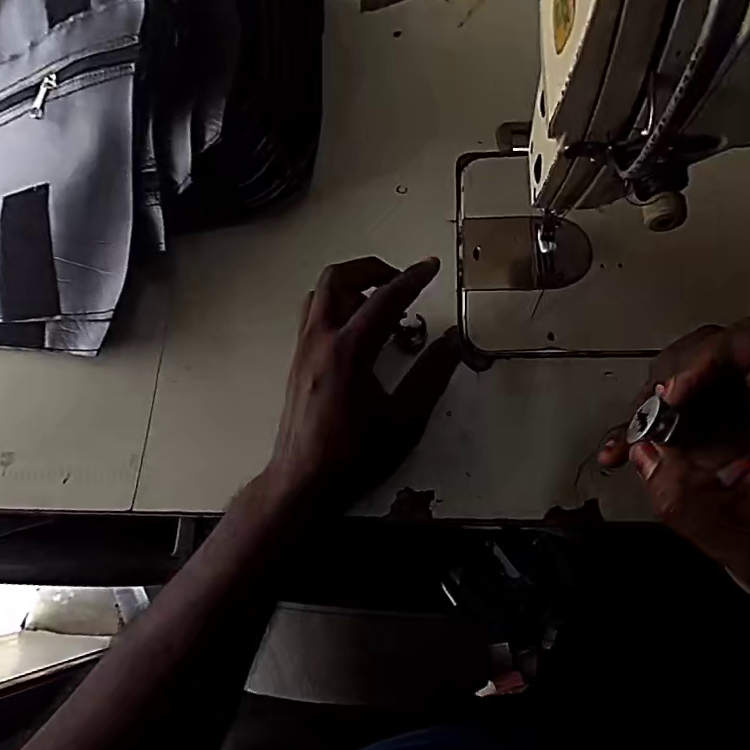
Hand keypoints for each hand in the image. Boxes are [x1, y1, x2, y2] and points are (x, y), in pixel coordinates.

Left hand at [268, 256, 462, 510]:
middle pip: (338, 279)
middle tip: (400, 280)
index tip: (429, 268)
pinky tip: (357, 331)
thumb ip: (431, 375)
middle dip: (372, 269)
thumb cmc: (350, 457)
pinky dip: (336, 307)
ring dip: (350, 287)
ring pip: (320, 295)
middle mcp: (319, 342)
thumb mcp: (404, 419)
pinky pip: (313, 316)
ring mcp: (303, 351)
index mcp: (348, 351)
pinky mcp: (297, 364)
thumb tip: (451, 342)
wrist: (303, 482)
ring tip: (380, 302)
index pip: (385, 298)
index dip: (412, 279)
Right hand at [599, 315, 749, 611]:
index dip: (705, 360)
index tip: (672, 395)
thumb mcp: (732, 530)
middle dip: (669, 382)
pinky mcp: (723, 423)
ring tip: (635, 440)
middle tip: (648, 419)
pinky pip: (676, 404)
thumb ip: (680, 489)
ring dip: (651, 404)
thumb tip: (645, 447)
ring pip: (688, 371)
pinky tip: (626, 448)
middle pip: (716, 348)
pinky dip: (645, 423)